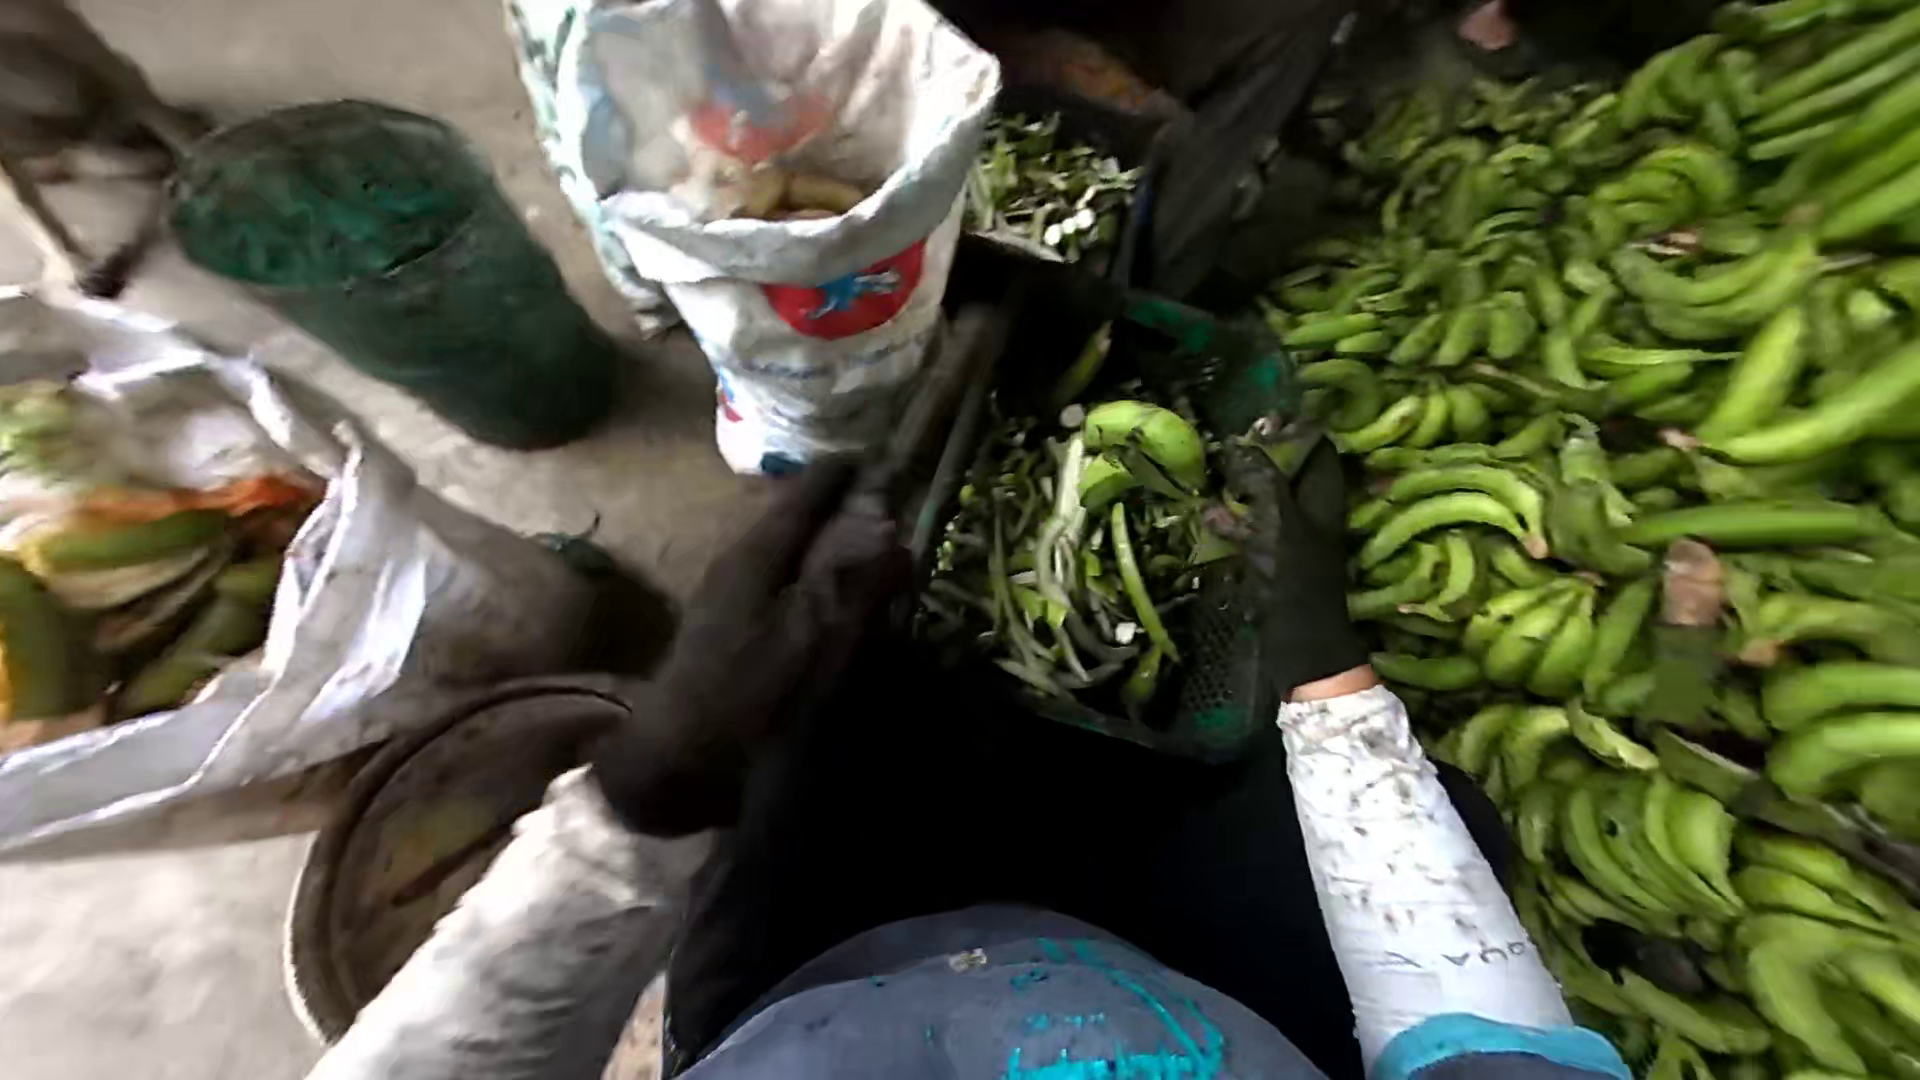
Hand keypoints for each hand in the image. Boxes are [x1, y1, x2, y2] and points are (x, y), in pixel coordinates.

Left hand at [593, 459, 908, 833]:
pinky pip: (774, 575)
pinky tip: (821, 584)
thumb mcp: (813, 643)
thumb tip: (897, 543)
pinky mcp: (726, 622)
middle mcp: (736, 564)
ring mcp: (727, 594)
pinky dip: (804, 566)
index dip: (833, 476)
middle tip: (867, 491)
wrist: (676, 761)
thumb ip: (856, 589)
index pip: (800, 499)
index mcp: (755, 558)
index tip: (864, 457)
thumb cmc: (748, 698)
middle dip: (826, 500)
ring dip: (815, 533)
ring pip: (779, 546)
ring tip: (852, 529)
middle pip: (787, 517)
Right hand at [1228, 436, 1370, 699]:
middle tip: (1231, 446)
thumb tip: (1243, 446)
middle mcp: (1311, 509)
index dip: (1295, 429)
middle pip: (1290, 469)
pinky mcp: (1272, 554)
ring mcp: (1291, 532)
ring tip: (1215, 475)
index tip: (1263, 420)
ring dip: (1243, 486)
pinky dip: (1232, 518)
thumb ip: (1262, 480)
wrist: (1296, 633)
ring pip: (1267, 496)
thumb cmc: (1293, 573)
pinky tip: (1209, 517)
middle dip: (1262, 455)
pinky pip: (1251, 525)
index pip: (1318, 447)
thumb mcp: (1278, 519)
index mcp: (1324, 495)